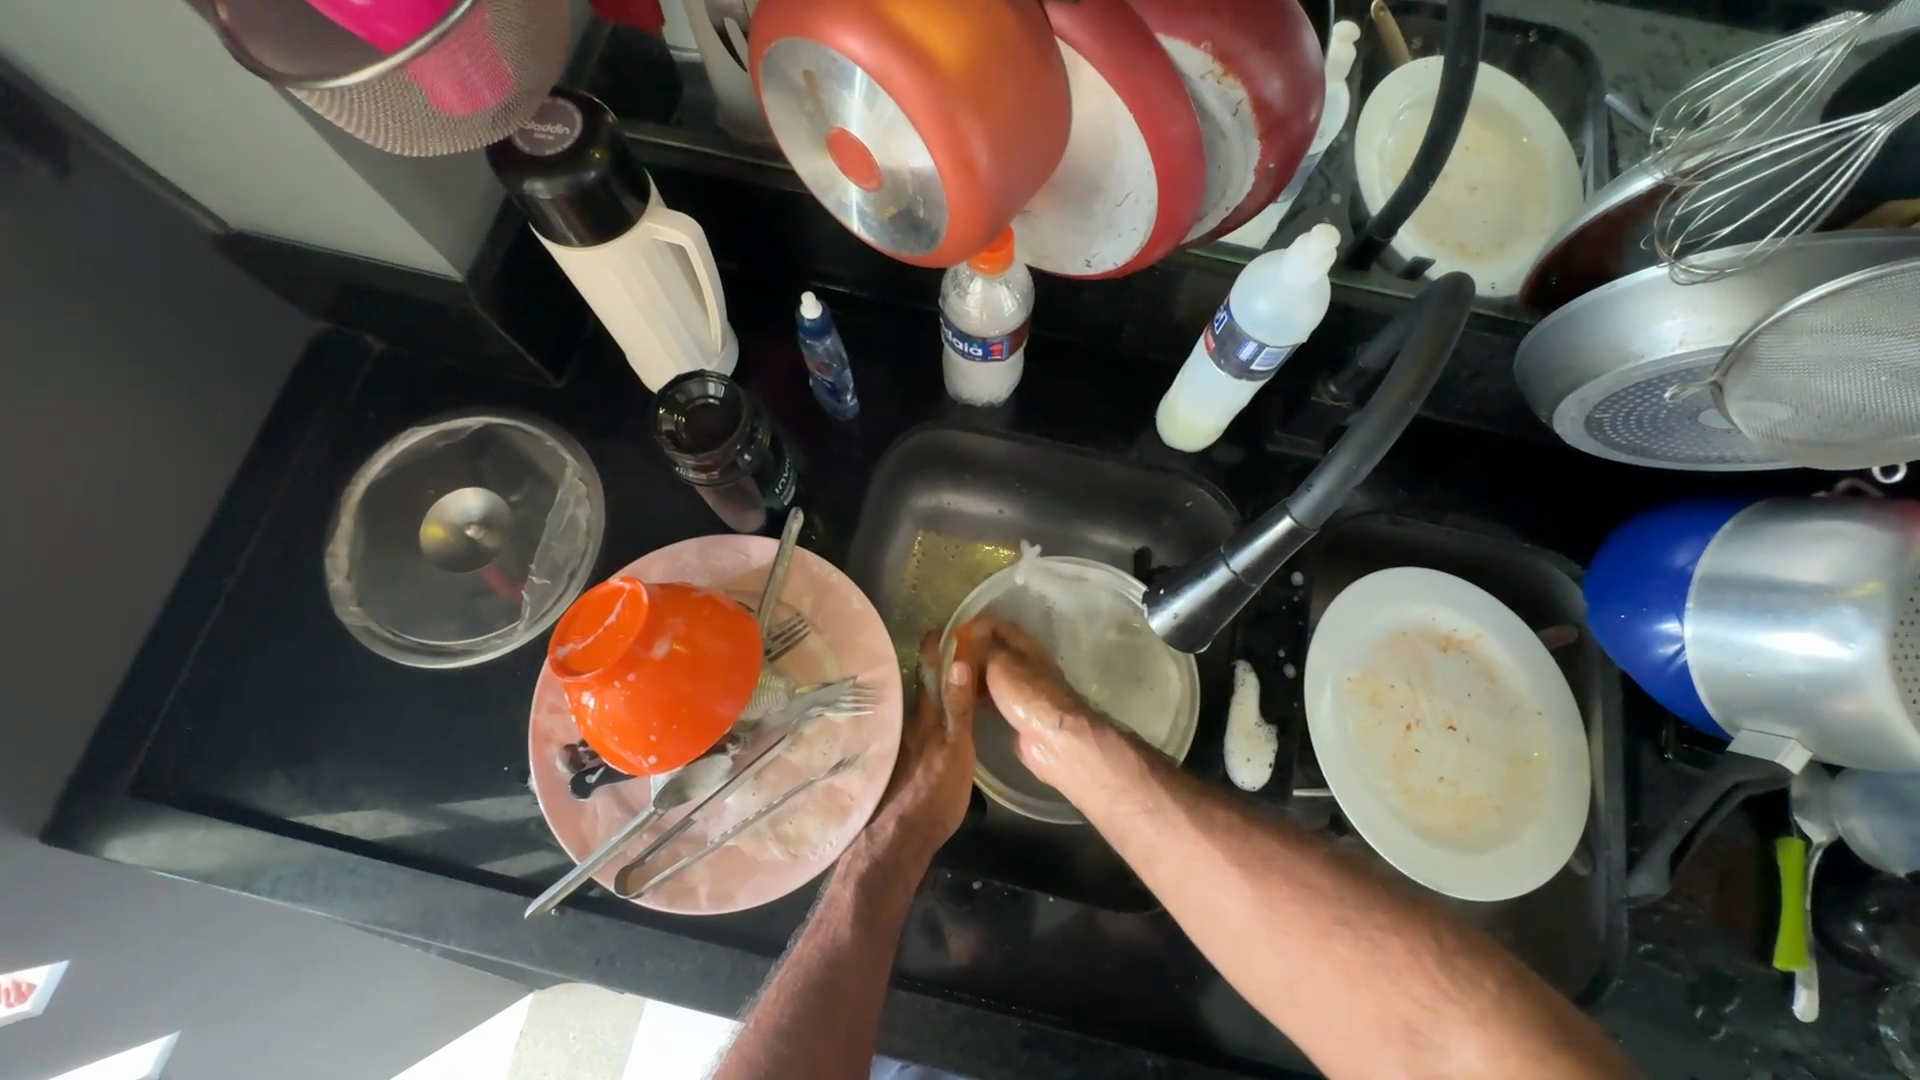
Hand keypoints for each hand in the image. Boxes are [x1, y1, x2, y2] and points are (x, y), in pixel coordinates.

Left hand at [862, 631, 978, 866]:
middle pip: (921, 687)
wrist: (902, 835)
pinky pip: (915, 728)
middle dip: (932, 665)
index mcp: (927, 716)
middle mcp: (911, 724)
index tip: (941, 626)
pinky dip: (925, 716)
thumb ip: (958, 707)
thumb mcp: (957, 748)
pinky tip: (930, 723)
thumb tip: (960, 661)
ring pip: (917, 707)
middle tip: (946, 648)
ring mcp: (904, 744)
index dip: (934, 647)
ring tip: (943, 680)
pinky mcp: (902, 764)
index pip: (929, 671)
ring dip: (929, 691)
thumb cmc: (935, 792)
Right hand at [956, 615, 1104, 790]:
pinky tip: (960, 700)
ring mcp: (1022, 689)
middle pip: (993, 651)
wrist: (1052, 737)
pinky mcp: (1017, 711)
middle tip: (943, 658)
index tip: (950, 634)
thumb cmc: (1026, 693)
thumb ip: (982, 647)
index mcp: (1024, 645)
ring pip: (992, 675)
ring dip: (972, 675)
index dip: (973, 626)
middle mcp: (1025, 663)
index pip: (996, 626)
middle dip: (970, 652)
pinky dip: (977, 695)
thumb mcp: (999, 662)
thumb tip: (968, 636)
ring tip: (946, 678)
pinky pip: (993, 697)